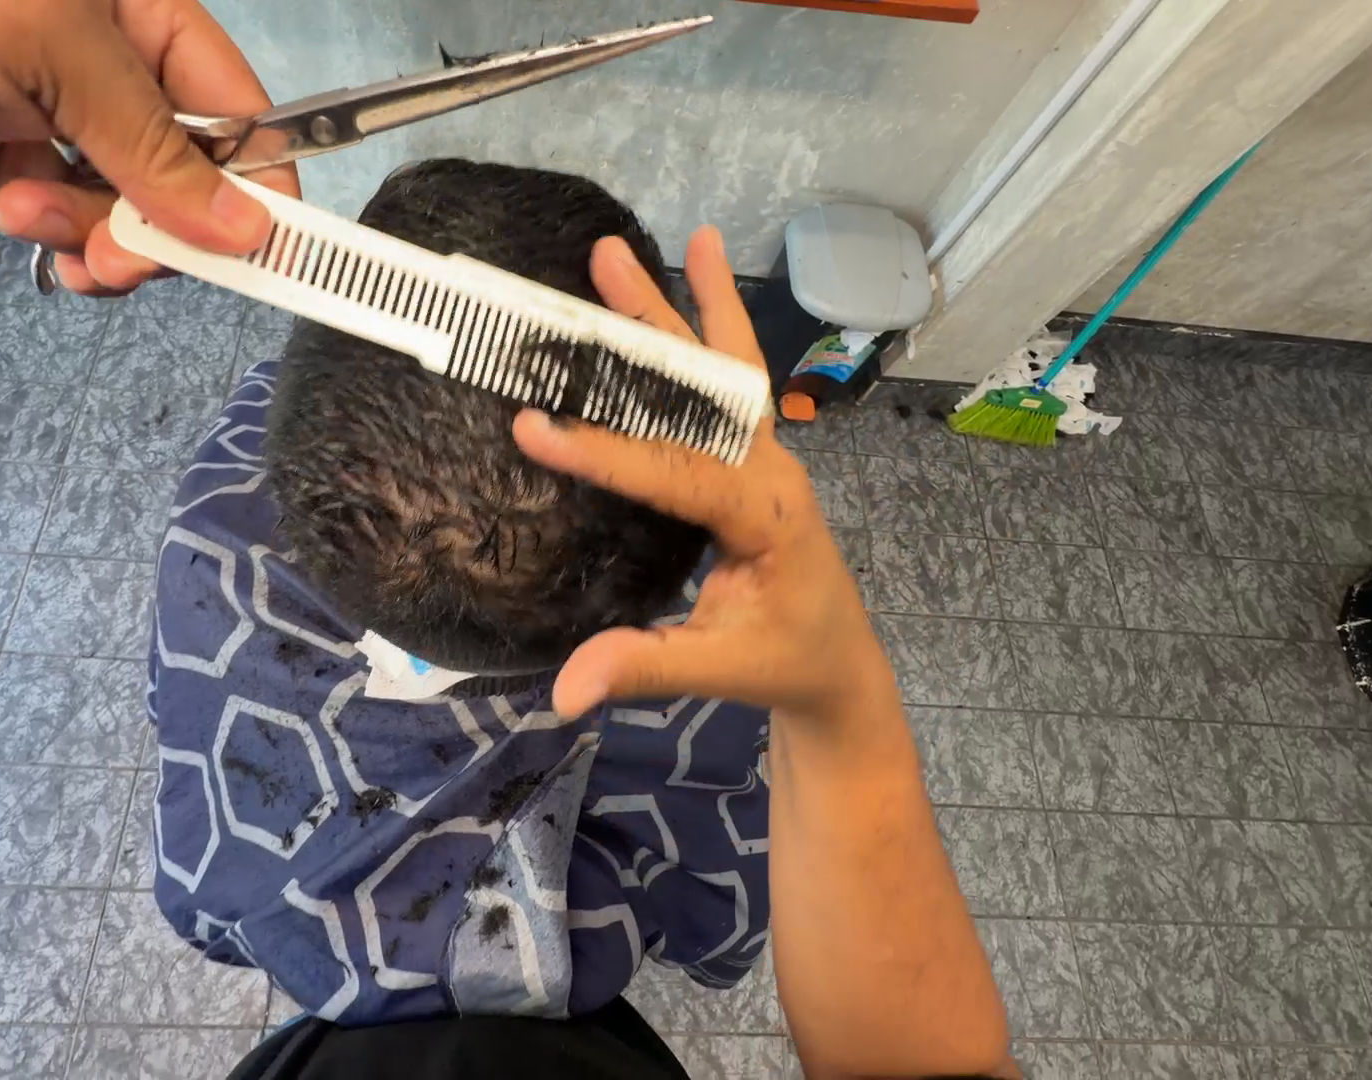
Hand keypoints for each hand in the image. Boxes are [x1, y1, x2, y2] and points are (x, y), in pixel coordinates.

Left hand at [0, 0, 298, 291]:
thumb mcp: (48, 52)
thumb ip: (155, 147)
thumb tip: (249, 230)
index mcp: (150, 24)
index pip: (245, 118)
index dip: (261, 188)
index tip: (256, 251)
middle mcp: (130, 81)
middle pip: (202, 185)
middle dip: (166, 229)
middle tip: (120, 254)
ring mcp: (87, 133)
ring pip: (150, 220)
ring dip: (107, 240)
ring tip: (35, 219)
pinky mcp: (47, 175)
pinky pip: (99, 235)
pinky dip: (81, 253)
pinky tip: (39, 240)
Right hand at [513, 227, 887, 722]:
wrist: (837, 663)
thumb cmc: (784, 663)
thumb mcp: (718, 668)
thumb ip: (643, 667)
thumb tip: (561, 693)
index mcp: (767, 514)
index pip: (678, 472)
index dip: (607, 452)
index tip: (534, 428)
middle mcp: (770, 468)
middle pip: (709, 383)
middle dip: (653, 322)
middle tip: (603, 259)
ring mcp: (765, 458)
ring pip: (718, 370)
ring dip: (671, 310)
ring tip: (620, 255)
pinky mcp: (752, 462)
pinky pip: (727, 389)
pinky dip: (708, 334)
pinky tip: (693, 285)